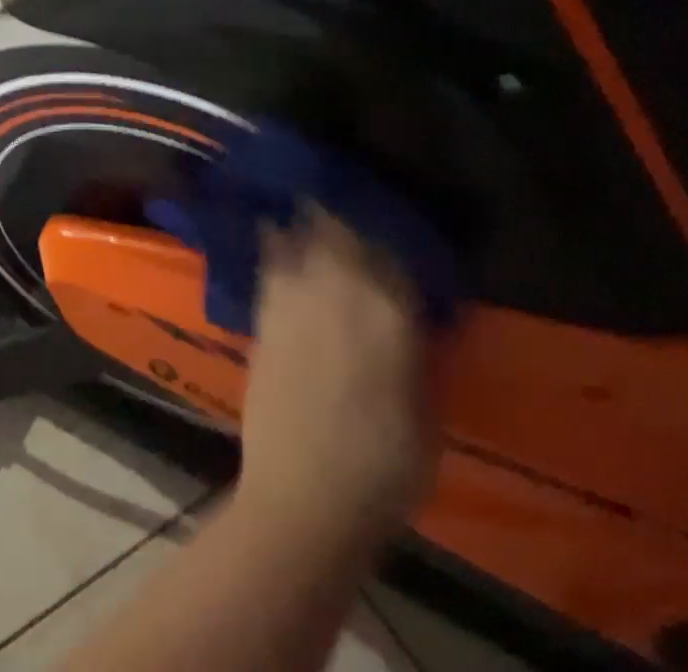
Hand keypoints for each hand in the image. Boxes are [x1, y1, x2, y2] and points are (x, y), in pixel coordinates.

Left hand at [231, 208, 433, 555]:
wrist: (303, 498)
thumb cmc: (386, 467)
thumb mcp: (427, 408)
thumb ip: (419, 350)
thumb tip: (415, 316)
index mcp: (391, 311)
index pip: (394, 245)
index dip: (391, 223)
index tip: (389, 206)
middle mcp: (338, 293)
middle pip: (338, 228)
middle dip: (339, 206)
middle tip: (340, 188)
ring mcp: (291, 305)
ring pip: (297, 240)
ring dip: (302, 218)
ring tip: (303, 195)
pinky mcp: (260, 324)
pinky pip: (269, 269)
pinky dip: (273, 247)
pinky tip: (273, 232)